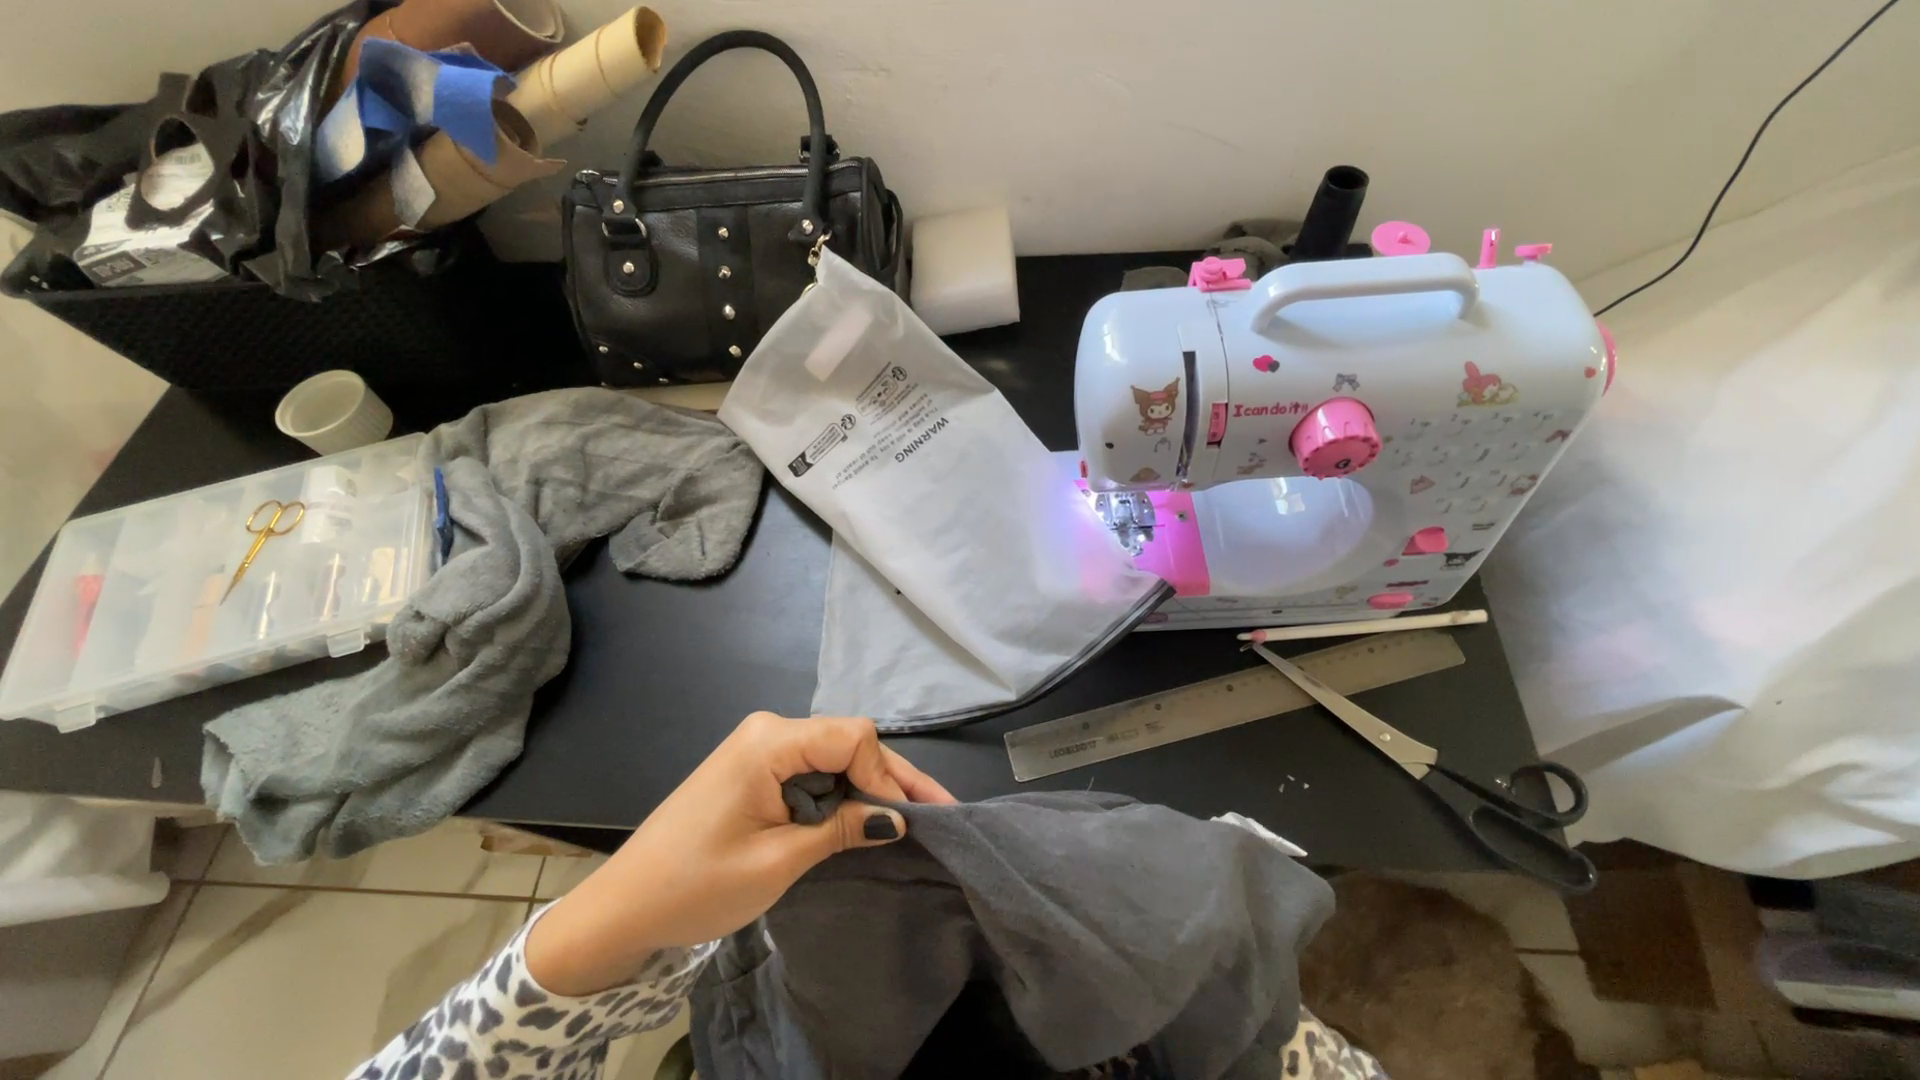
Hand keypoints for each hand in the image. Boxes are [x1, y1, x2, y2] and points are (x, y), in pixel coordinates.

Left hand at [525, 712, 955, 994]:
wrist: (623, 907)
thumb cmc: (697, 884)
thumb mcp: (778, 860)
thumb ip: (841, 829)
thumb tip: (899, 818)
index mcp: (769, 742)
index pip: (852, 737)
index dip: (888, 774)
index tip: (912, 820)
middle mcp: (768, 732)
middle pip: (848, 742)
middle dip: (892, 777)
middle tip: (940, 813)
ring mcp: (759, 749)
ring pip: (835, 756)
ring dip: (870, 787)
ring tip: (915, 818)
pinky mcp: (755, 770)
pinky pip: (812, 770)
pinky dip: (842, 794)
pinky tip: (869, 816)